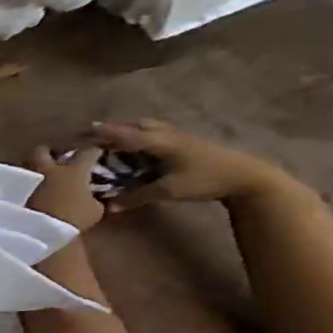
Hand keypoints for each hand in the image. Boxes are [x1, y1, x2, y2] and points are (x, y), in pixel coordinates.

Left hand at [25, 146, 106, 232]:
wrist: (40, 232)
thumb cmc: (73, 220)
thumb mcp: (94, 210)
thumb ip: (93, 197)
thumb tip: (90, 196)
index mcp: (73, 170)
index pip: (86, 152)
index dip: (92, 152)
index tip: (95, 154)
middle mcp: (48, 169)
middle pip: (44, 150)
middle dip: (50, 151)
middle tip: (56, 158)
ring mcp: (28, 178)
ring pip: (26, 162)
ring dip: (33, 166)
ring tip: (41, 174)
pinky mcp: (12, 190)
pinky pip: (18, 179)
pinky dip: (24, 181)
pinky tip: (31, 187)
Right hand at [93, 119, 289, 209]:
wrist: (248, 177)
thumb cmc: (206, 181)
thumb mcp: (169, 191)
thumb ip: (136, 197)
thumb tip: (108, 207)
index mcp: (161, 143)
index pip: (127, 135)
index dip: (105, 133)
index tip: (84, 130)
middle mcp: (168, 135)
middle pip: (137, 125)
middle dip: (115, 128)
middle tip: (94, 133)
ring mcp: (180, 137)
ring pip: (149, 127)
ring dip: (129, 129)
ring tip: (113, 137)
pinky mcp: (187, 143)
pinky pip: (156, 134)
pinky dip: (141, 135)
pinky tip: (138, 145)